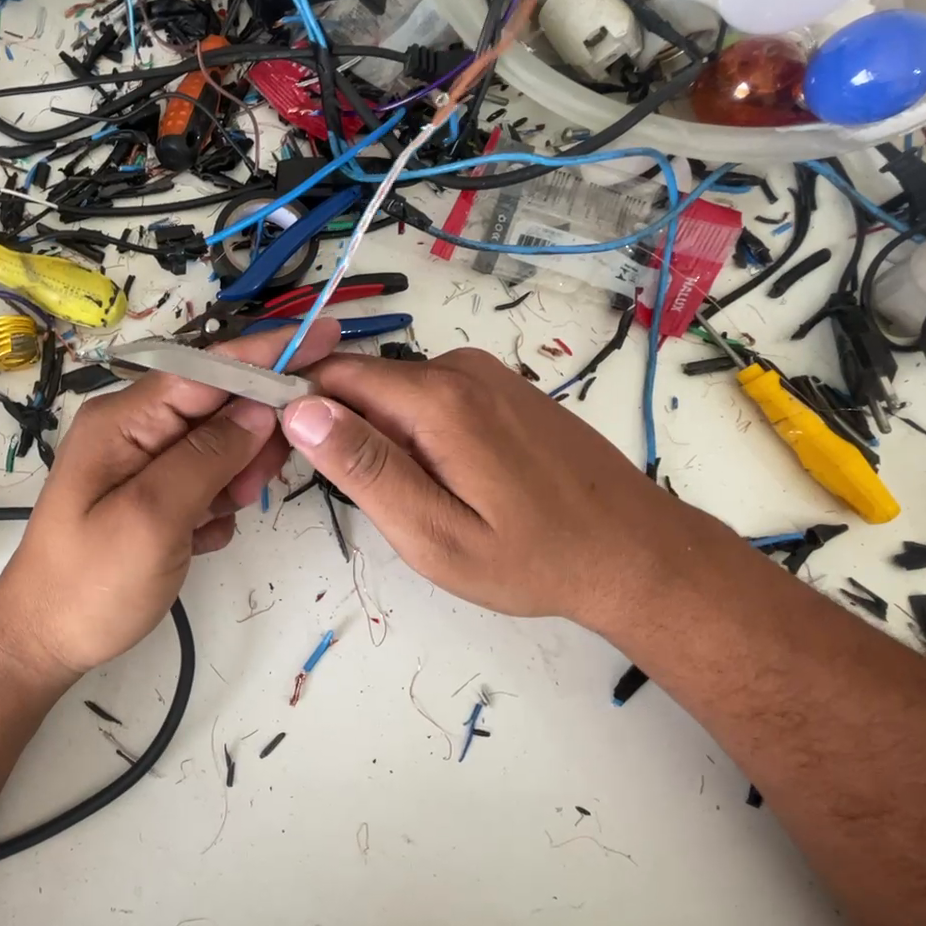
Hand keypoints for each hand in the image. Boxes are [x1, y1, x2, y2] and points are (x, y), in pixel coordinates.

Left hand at [0, 321, 341, 676]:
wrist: (46, 639)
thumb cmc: (90, 584)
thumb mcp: (152, 517)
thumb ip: (207, 457)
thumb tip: (260, 409)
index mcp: (122, 421)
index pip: (205, 370)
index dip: (266, 353)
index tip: (326, 337)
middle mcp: (132, 430)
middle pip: (217, 405)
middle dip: (250, 435)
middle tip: (254, 485)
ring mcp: (142, 464)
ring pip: (218, 447)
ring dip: (234, 478)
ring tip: (219, 516)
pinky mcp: (154, 497)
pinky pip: (206, 482)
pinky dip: (216, 506)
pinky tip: (200, 538)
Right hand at [278, 348, 730, 629]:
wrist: (635, 553)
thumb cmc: (530, 557)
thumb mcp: (431, 531)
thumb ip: (363, 467)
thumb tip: (299, 410)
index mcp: (435, 398)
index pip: (329, 376)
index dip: (298, 411)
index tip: (290, 463)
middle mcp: (457, 368)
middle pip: (360, 384)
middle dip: (341, 431)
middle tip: (363, 499)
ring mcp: (484, 375)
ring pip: (391, 394)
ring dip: (379, 437)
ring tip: (410, 498)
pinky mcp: (500, 389)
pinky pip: (427, 399)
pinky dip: (414, 433)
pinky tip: (444, 481)